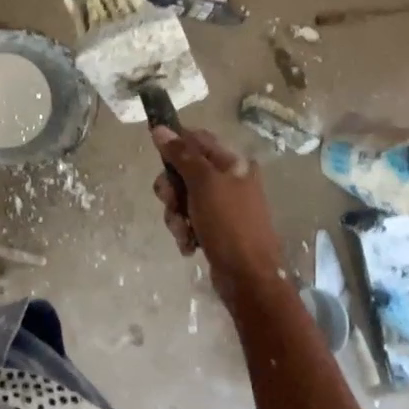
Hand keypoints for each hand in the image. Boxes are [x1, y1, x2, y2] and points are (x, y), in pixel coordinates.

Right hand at [152, 126, 281, 286]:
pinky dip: (184, 229)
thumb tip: (160, 129)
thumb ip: (181, 155)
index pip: (197, 139)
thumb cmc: (229, 225)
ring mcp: (222, 206)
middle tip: (172, 202)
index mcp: (233, 163)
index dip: (176, 145)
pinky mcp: (216, 228)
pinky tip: (189, 244)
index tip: (160, 159)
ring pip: (182, 196)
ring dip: (175, 213)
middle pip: (184, 169)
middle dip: (172, 188)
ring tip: (182, 230)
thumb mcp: (203, 184)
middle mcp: (229, 180)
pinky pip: (188, 218)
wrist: (249, 280)